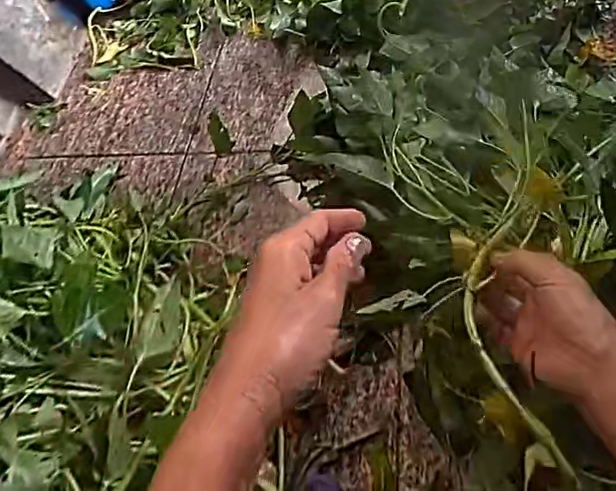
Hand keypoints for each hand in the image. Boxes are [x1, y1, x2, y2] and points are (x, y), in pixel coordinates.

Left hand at [210, 208, 371, 423]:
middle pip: (310, 238)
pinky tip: (337, 299)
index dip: (344, 218)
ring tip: (360, 276)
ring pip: (306, 263)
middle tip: (370, 251)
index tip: (369, 221)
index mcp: (283, 248)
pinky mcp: (269, 312)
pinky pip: (300, 284)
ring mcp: (268, 287)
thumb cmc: (289, 341)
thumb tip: (355, 238)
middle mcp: (272, 261)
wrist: (246, 396)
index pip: (318, 220)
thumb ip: (342, 264)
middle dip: (340, 241)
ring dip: (332, 265)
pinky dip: (321, 284)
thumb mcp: (325, 299)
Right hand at [480, 249, 615, 400]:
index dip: (499, 258)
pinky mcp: (516, 346)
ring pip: (497, 304)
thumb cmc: (576, 311)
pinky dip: (483, 322)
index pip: (517, 263)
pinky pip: (495, 331)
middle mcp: (533, 298)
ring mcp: (524, 322)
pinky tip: (474, 311)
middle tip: (468, 270)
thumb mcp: (554, 275)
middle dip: (488, 276)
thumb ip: (523, 261)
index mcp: (546, 278)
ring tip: (468, 288)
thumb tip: (494, 255)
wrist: (590, 363)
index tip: (478, 253)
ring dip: (483, 296)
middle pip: (504, 282)